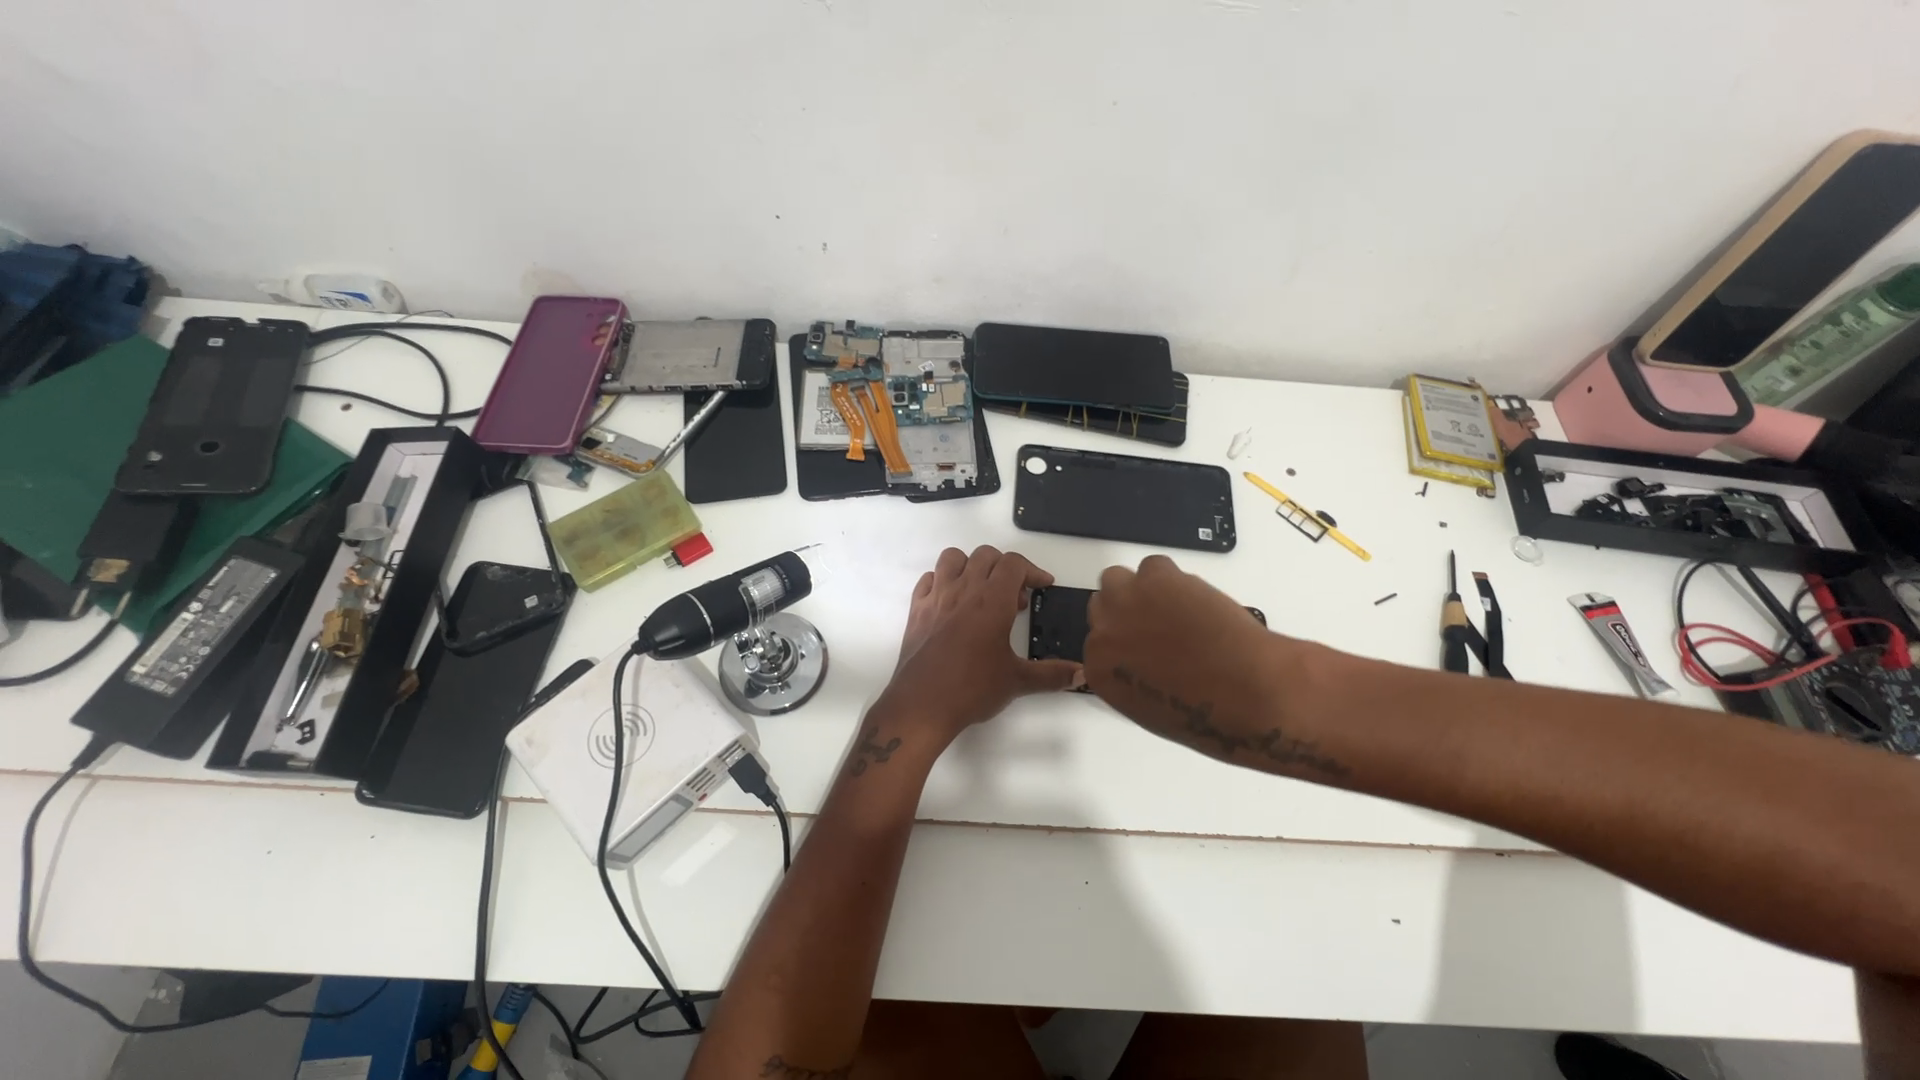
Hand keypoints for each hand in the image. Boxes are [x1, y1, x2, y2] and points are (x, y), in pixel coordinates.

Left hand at [879, 546, 1080, 749]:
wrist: (923, 704)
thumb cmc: (973, 688)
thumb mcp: (1018, 681)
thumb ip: (1052, 675)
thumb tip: (1082, 675)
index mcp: (992, 600)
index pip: (1014, 564)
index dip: (1032, 570)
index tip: (1042, 586)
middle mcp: (964, 590)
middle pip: (986, 556)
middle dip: (1005, 568)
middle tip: (1014, 599)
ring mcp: (936, 597)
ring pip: (953, 558)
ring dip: (971, 566)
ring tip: (981, 592)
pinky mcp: (916, 610)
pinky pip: (928, 579)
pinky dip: (942, 581)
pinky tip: (952, 602)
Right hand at [1086, 556, 1311, 766]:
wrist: (1245, 688)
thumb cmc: (1206, 712)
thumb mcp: (1150, 707)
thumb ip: (1130, 675)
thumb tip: (1141, 659)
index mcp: (1100, 668)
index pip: (1097, 642)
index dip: (1123, 638)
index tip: (1142, 642)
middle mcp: (1104, 630)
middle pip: (1102, 604)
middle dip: (1125, 611)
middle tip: (1156, 622)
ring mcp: (1127, 599)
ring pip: (1120, 578)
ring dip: (1143, 589)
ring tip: (1177, 608)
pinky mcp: (1157, 576)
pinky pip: (1156, 567)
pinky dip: (1173, 579)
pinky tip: (1194, 600)